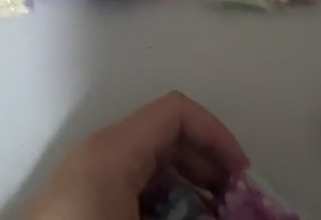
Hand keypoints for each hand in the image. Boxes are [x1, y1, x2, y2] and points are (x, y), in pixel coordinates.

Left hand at [25, 91, 248, 219]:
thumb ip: (198, 216)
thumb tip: (236, 214)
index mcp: (113, 149)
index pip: (176, 111)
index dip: (217, 134)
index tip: (243, 177)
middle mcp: (96, 153)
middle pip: (163, 137)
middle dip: (206, 167)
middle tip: (235, 205)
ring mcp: (82, 180)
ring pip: (146, 167)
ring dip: (185, 190)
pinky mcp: (77, 207)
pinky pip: (128, 190)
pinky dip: (158, 205)